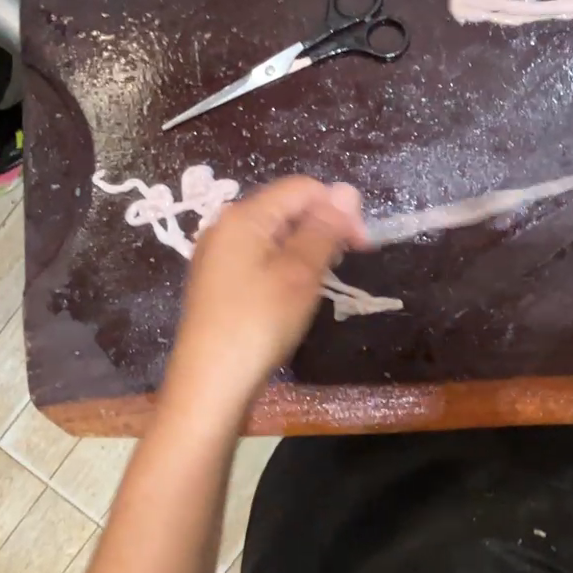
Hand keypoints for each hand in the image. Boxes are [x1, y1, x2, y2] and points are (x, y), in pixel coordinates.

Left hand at [164, 177, 366, 411]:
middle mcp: (225, 226)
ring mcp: (218, 254)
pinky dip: (284, 267)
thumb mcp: (299, 273)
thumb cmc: (257, 324)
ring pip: (274, 235)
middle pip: (286, 209)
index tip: (362, 245)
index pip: (302, 188)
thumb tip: (348, 190)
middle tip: (342, 266)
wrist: (210, 383)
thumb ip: (324, 229)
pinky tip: (292, 295)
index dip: (338, 208)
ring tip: (318, 284)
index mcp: (244, 216)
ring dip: (305, 250)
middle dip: (322, 228)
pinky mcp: (218, 281)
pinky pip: (259, 258)